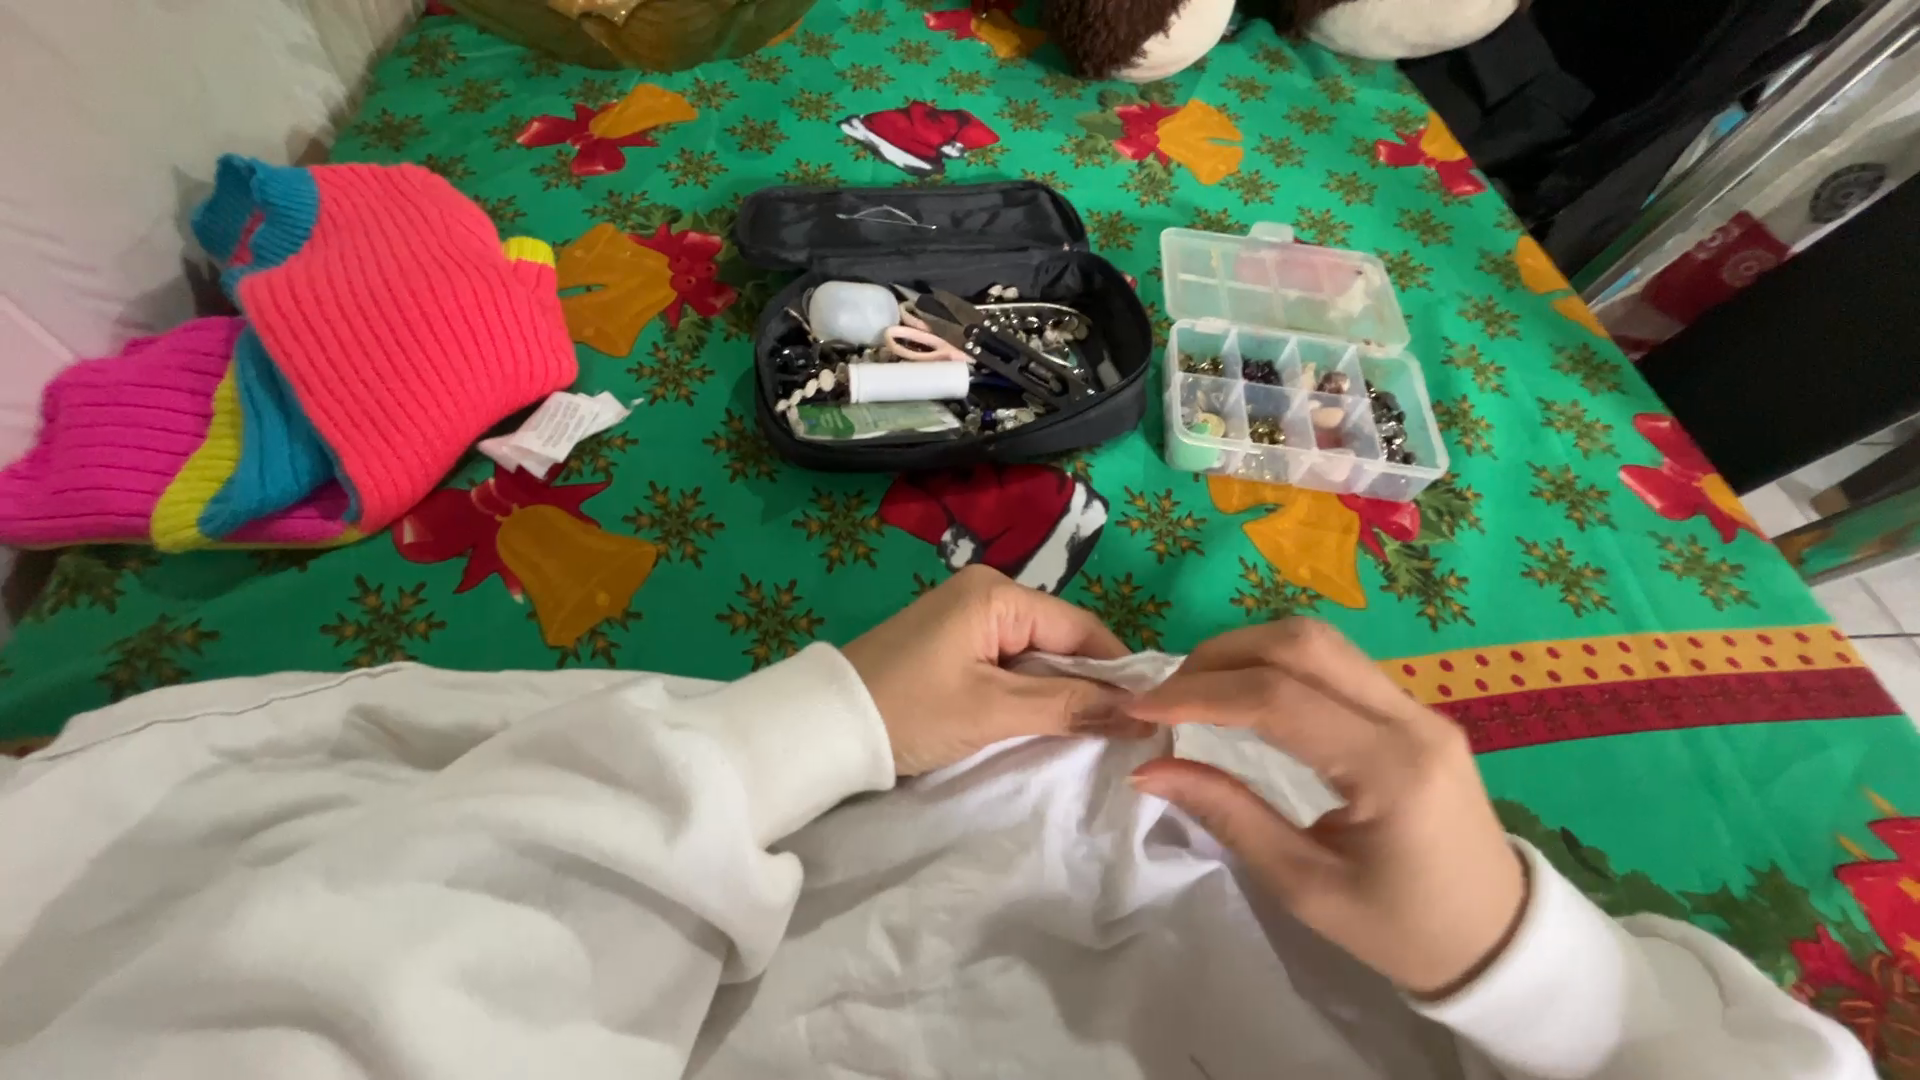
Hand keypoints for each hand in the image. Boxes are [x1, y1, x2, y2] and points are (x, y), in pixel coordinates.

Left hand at [842, 565, 1139, 775]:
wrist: (828, 725)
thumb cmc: (910, 711)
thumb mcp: (992, 710)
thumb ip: (1067, 706)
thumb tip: (1139, 712)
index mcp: (996, 593)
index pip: (1080, 626)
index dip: (1118, 670)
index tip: (1151, 713)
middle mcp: (985, 591)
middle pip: (1060, 636)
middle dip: (1089, 681)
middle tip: (1123, 729)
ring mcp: (967, 614)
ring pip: (1036, 651)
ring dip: (1059, 688)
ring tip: (1091, 728)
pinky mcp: (953, 640)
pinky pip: (1009, 658)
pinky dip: (1028, 687)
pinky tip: (1044, 716)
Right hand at [1126, 619, 1526, 998]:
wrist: (1501, 942)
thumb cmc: (1403, 930)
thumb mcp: (1305, 886)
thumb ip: (1226, 813)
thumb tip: (1148, 769)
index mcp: (1391, 768)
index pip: (1277, 700)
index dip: (1198, 695)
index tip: (1142, 708)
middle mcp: (1410, 719)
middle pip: (1300, 643)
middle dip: (1219, 656)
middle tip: (1168, 693)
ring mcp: (1416, 706)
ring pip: (1317, 640)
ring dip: (1245, 650)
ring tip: (1196, 688)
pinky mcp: (1410, 709)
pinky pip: (1332, 660)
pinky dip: (1274, 662)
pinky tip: (1242, 691)